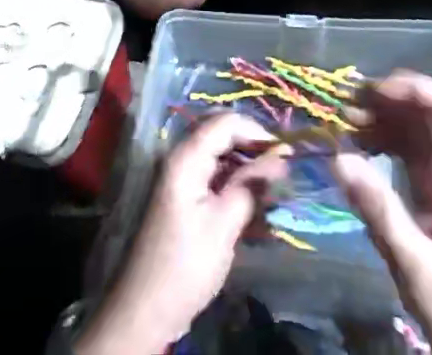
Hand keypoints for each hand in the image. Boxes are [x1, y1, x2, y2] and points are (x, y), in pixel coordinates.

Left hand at [76, 115, 287, 354]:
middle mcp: (179, 158)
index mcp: (185, 158)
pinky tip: (253, 198)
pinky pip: (211, 173)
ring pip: (217, 153)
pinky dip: (233, 179)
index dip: (257, 131)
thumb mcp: (225, 224)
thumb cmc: (186, 264)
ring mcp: (179, 177)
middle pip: (219, 133)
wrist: (146, 308)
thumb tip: (281, 157)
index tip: (286, 154)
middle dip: (251, 144)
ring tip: (272, 185)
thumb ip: (251, 185)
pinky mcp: (182, 196)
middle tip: (280, 168)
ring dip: (244, 163)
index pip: (225, 122)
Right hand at [333, 72, 431, 354]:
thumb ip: (381, 213)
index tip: (368, 94)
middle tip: (344, 109)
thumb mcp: (420, 271)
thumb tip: (339, 157)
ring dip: (383, 121)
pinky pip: (410, 159)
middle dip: (387, 101)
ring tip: (344, 125)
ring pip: (418, 134)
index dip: (410, 89)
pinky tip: (359, 153)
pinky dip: (384, 146)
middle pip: (428, 115)